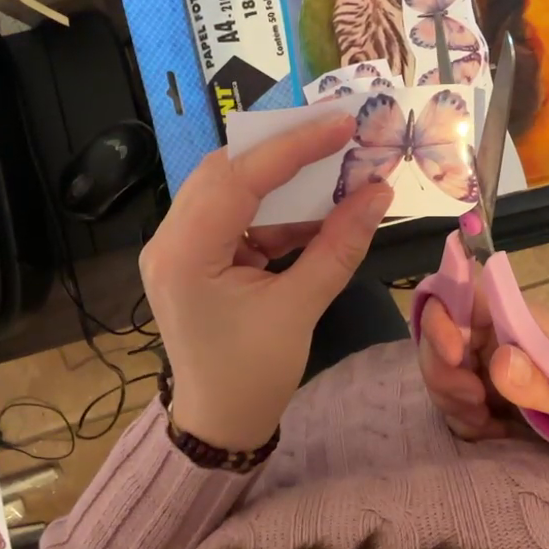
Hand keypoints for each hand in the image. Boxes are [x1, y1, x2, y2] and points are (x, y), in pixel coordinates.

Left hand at [140, 113, 394, 450]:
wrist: (219, 424)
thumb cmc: (253, 375)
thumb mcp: (300, 309)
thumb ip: (338, 246)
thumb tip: (379, 193)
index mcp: (184, 254)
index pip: (238, 178)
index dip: (292, 147)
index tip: (340, 125)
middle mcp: (169, 241)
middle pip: (225, 172)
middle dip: (282, 152)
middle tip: (335, 136)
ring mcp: (177, 248)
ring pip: (228, 190)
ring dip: (279, 180)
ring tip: (331, 167)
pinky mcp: (193, 258)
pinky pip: (233, 218)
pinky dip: (273, 211)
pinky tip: (313, 210)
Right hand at [417, 277, 548, 469]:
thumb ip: (541, 384)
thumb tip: (495, 358)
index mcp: (522, 319)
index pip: (458, 295)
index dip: (439, 320)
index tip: (455, 359)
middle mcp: (500, 336)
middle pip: (438, 338)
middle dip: (443, 373)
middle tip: (476, 404)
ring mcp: (492, 368)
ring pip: (441, 373)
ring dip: (452, 401)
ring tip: (488, 423)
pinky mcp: (491, 399)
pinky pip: (454, 405)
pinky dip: (463, 421)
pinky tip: (492, 434)